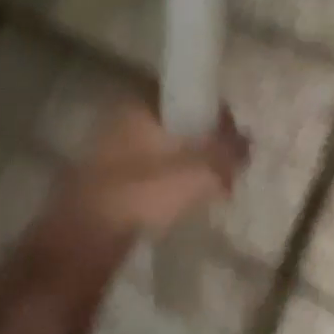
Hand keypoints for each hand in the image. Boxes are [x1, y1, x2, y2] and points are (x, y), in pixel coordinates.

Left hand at [65, 99, 248, 235]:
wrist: (84, 238)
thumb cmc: (146, 191)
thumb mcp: (205, 168)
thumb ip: (232, 150)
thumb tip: (248, 140)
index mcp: (140, 106)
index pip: (189, 95)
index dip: (216, 115)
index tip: (232, 139)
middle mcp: (120, 120)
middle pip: (178, 124)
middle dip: (205, 145)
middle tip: (227, 168)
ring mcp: (107, 151)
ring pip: (164, 150)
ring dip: (190, 166)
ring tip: (212, 190)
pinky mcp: (103, 180)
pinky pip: (148, 171)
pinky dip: (169, 182)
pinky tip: (184, 202)